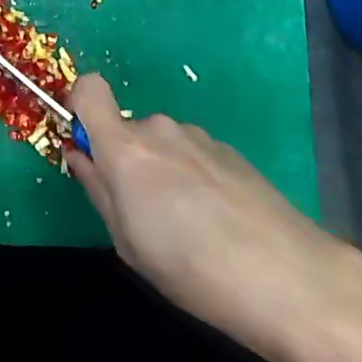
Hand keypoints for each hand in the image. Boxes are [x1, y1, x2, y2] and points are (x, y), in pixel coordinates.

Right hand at [65, 74, 361, 358]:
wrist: (282, 272)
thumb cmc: (187, 267)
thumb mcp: (126, 241)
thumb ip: (97, 189)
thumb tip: (80, 156)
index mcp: (125, 149)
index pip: (89, 90)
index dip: (80, 106)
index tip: (87, 143)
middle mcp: (159, 129)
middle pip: (127, 129)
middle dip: (127, 160)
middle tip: (143, 212)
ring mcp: (198, 135)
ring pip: (162, 143)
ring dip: (162, 170)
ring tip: (187, 222)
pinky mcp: (229, 149)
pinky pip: (192, 153)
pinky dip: (192, 175)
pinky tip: (216, 218)